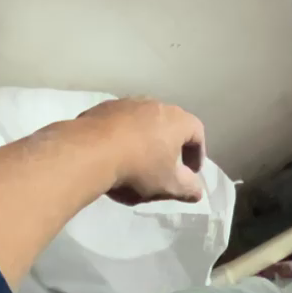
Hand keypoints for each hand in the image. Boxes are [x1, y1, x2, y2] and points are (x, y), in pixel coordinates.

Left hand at [74, 98, 206, 205]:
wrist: (93, 150)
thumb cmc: (140, 167)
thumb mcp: (169, 185)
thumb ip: (189, 188)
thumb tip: (198, 190)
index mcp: (176, 119)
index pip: (197, 132)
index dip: (197, 153)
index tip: (191, 172)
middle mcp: (155, 104)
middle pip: (171, 123)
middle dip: (172, 145)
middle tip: (167, 167)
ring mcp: (129, 102)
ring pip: (145, 120)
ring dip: (147, 138)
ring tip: (139, 160)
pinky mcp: (106, 106)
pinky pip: (122, 121)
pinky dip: (125, 134)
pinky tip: (116, 152)